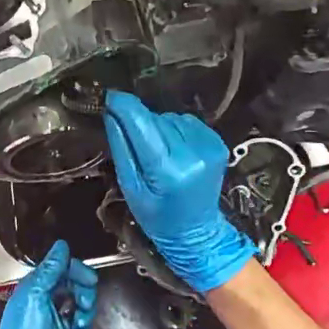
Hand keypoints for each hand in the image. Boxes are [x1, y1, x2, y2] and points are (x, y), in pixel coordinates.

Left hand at [0, 241, 95, 328]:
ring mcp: (55, 318)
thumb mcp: (34, 301)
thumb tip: (60, 248)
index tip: (85, 278)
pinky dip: (84, 321)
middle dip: (83, 288)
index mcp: (33, 288)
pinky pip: (82, 317)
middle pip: (73, 280)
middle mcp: (44, 300)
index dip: (74, 269)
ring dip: (85, 306)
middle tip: (83, 301)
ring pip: (80, 298)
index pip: (59, 266)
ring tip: (79, 320)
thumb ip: (48, 272)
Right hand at [103, 90, 254, 293]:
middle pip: (157, 119)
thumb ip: (122, 150)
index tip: (110, 97)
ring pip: (172, 118)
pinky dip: (177, 130)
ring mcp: (209, 146)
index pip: (143, 124)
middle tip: (137, 143)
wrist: (198, 232)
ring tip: (159, 151)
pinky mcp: (218, 143)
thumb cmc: (158, 217)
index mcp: (168, 170)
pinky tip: (175, 149)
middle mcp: (192, 153)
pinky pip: (188, 123)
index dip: (125, 106)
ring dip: (160, 127)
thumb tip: (112, 114)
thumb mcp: (131, 189)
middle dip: (142, 124)